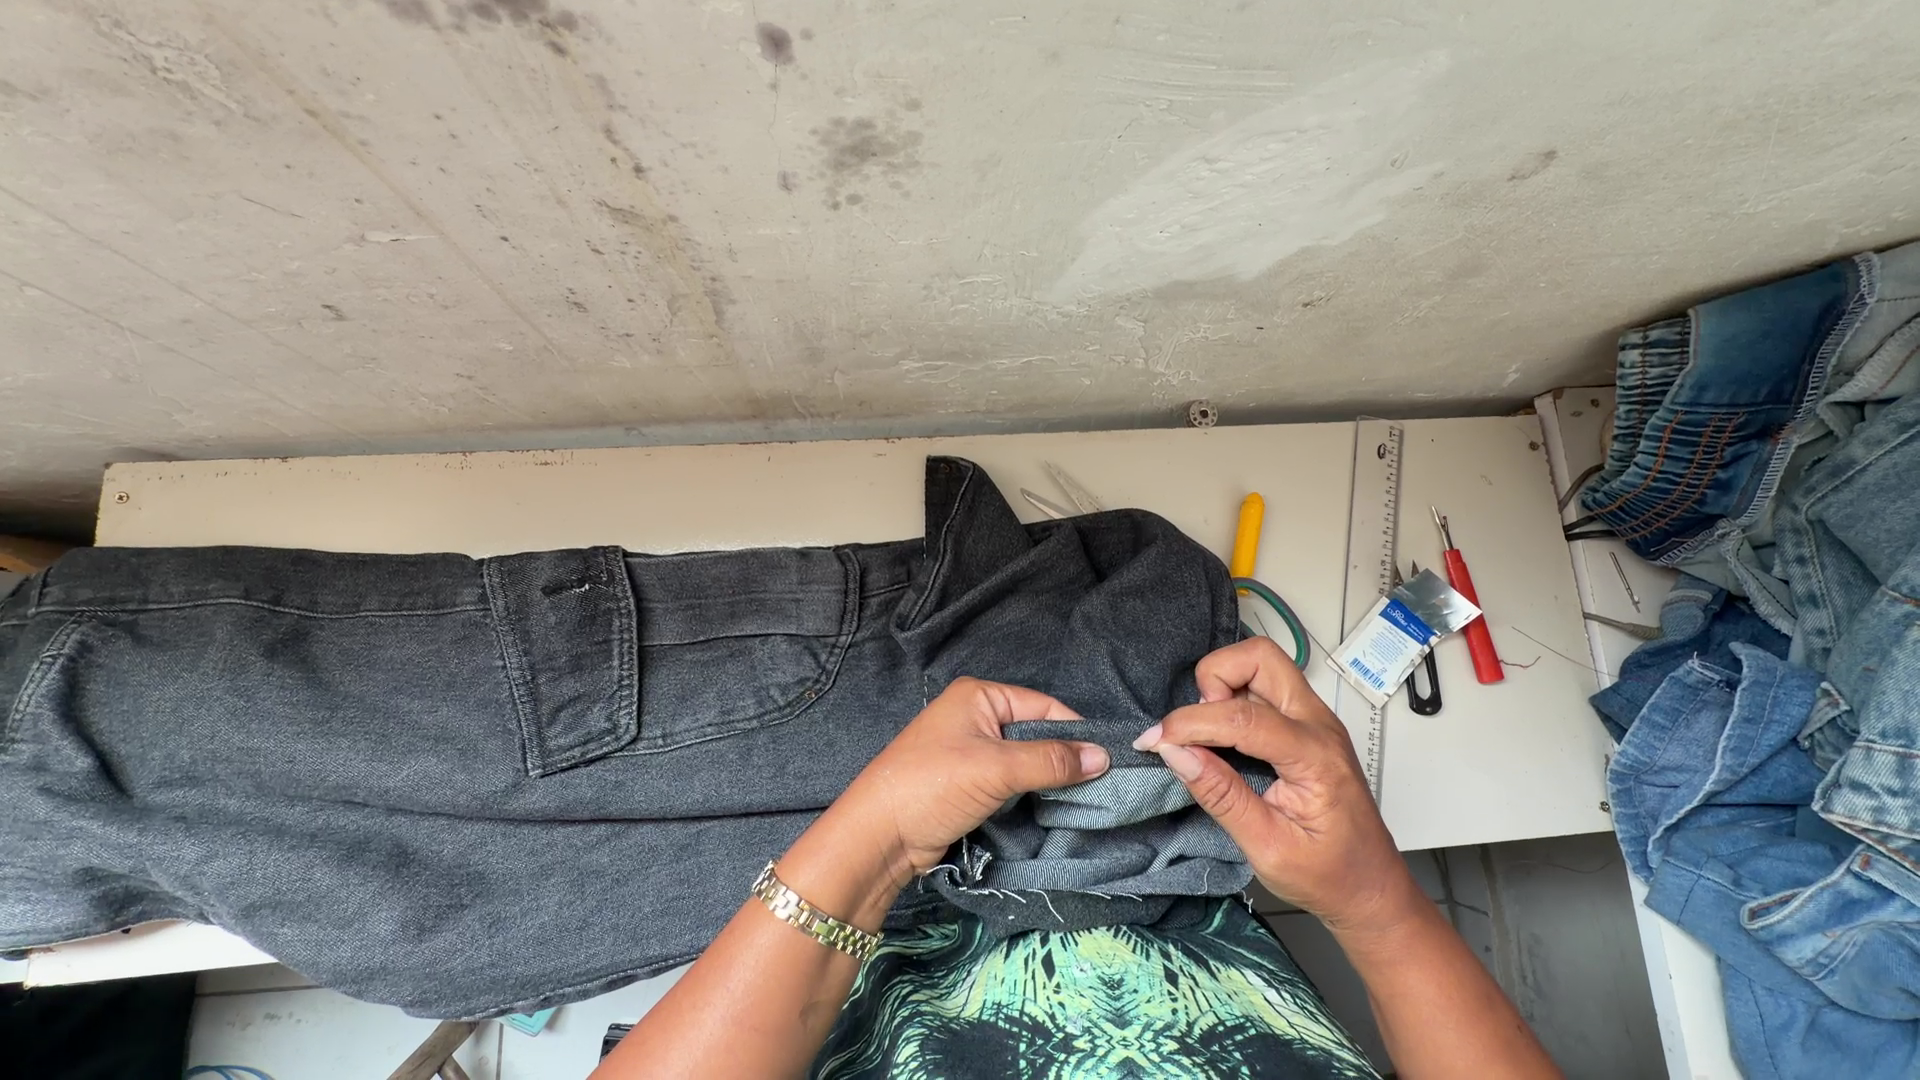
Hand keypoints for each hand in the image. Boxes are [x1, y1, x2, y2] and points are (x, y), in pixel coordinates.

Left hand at [836, 677, 1110, 887]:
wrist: (880, 836)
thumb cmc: (934, 785)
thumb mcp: (997, 769)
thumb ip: (1051, 761)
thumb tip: (1103, 756)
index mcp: (979, 696)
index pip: (1043, 706)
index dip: (1076, 732)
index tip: (1108, 762)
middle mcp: (975, 716)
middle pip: (1035, 732)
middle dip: (1063, 758)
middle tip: (1100, 786)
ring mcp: (970, 750)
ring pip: (1024, 759)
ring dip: (1047, 779)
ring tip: (1082, 800)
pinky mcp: (967, 781)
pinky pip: (1010, 780)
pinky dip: (1030, 792)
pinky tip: (1051, 809)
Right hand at [1133, 638, 1418, 933]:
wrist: (1371, 889)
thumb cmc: (1327, 876)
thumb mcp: (1267, 849)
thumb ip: (1221, 796)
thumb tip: (1174, 753)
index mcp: (1316, 758)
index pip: (1244, 717)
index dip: (1190, 724)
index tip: (1155, 742)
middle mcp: (1319, 724)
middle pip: (1260, 657)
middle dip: (1214, 677)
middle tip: (1197, 726)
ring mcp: (1314, 718)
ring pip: (1260, 663)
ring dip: (1222, 684)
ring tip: (1208, 733)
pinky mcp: (1304, 722)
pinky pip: (1261, 685)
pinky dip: (1230, 696)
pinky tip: (1221, 737)